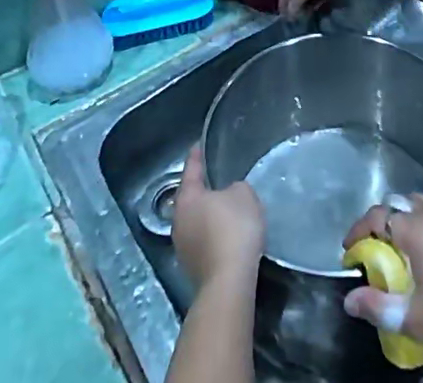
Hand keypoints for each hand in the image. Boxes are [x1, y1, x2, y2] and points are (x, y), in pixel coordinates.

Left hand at [172, 144, 264, 289]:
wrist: (228, 278)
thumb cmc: (234, 227)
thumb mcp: (243, 194)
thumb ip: (234, 188)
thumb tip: (227, 196)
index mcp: (187, 199)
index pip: (191, 170)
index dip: (196, 156)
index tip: (198, 144)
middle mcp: (178, 220)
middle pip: (190, 197)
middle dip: (203, 188)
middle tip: (219, 176)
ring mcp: (182, 245)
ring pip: (196, 219)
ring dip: (209, 211)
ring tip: (228, 204)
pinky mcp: (192, 263)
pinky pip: (203, 237)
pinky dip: (213, 230)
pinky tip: (229, 231)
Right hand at [341, 193, 422, 357]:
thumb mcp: (411, 318)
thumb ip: (376, 306)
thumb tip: (349, 298)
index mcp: (417, 230)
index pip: (378, 215)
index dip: (359, 230)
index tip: (349, 253)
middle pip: (398, 202)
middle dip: (378, 221)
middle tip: (369, 249)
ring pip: (420, 199)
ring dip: (402, 214)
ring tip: (395, 241)